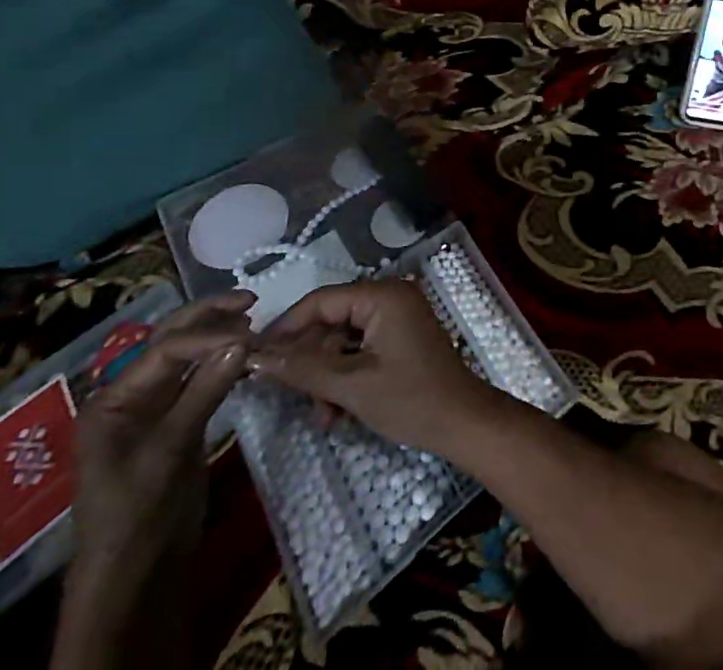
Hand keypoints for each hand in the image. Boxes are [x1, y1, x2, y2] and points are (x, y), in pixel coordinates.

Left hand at [70, 291, 253, 570]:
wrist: (133, 578)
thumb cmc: (136, 516)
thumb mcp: (168, 452)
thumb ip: (203, 393)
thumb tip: (241, 344)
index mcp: (112, 397)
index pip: (165, 350)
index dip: (208, 338)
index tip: (251, 335)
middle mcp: (131, 395)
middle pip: (170, 343)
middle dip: (207, 319)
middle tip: (250, 302)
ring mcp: (154, 411)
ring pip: (186, 361)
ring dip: (216, 339)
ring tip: (252, 322)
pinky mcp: (176, 428)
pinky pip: (198, 385)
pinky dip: (221, 368)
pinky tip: (244, 359)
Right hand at [249, 279, 499, 452]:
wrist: (467, 427)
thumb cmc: (412, 400)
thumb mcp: (351, 386)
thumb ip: (302, 369)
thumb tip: (255, 358)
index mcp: (382, 295)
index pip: (320, 302)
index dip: (287, 328)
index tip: (258, 353)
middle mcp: (390, 297)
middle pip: (332, 324)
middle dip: (313, 364)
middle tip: (292, 394)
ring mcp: (397, 319)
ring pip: (344, 343)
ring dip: (329, 379)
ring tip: (325, 417)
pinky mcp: (401, 339)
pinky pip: (362, 351)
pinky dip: (348, 379)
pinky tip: (339, 414)